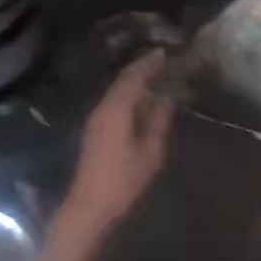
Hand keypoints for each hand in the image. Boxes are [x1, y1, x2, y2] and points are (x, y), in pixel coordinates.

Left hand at [62, 51, 177, 234]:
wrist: (90, 207)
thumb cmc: (124, 181)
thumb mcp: (151, 152)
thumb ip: (161, 119)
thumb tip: (169, 96)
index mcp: (117, 108)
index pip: (135, 76)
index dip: (152, 63)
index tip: (169, 52)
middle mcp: (103, 107)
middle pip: (123, 79)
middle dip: (144, 67)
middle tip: (165, 59)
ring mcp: (96, 119)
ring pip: (117, 90)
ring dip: (136, 80)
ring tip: (158, 75)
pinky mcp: (95, 130)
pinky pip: (114, 102)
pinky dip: (130, 94)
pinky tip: (143, 99)